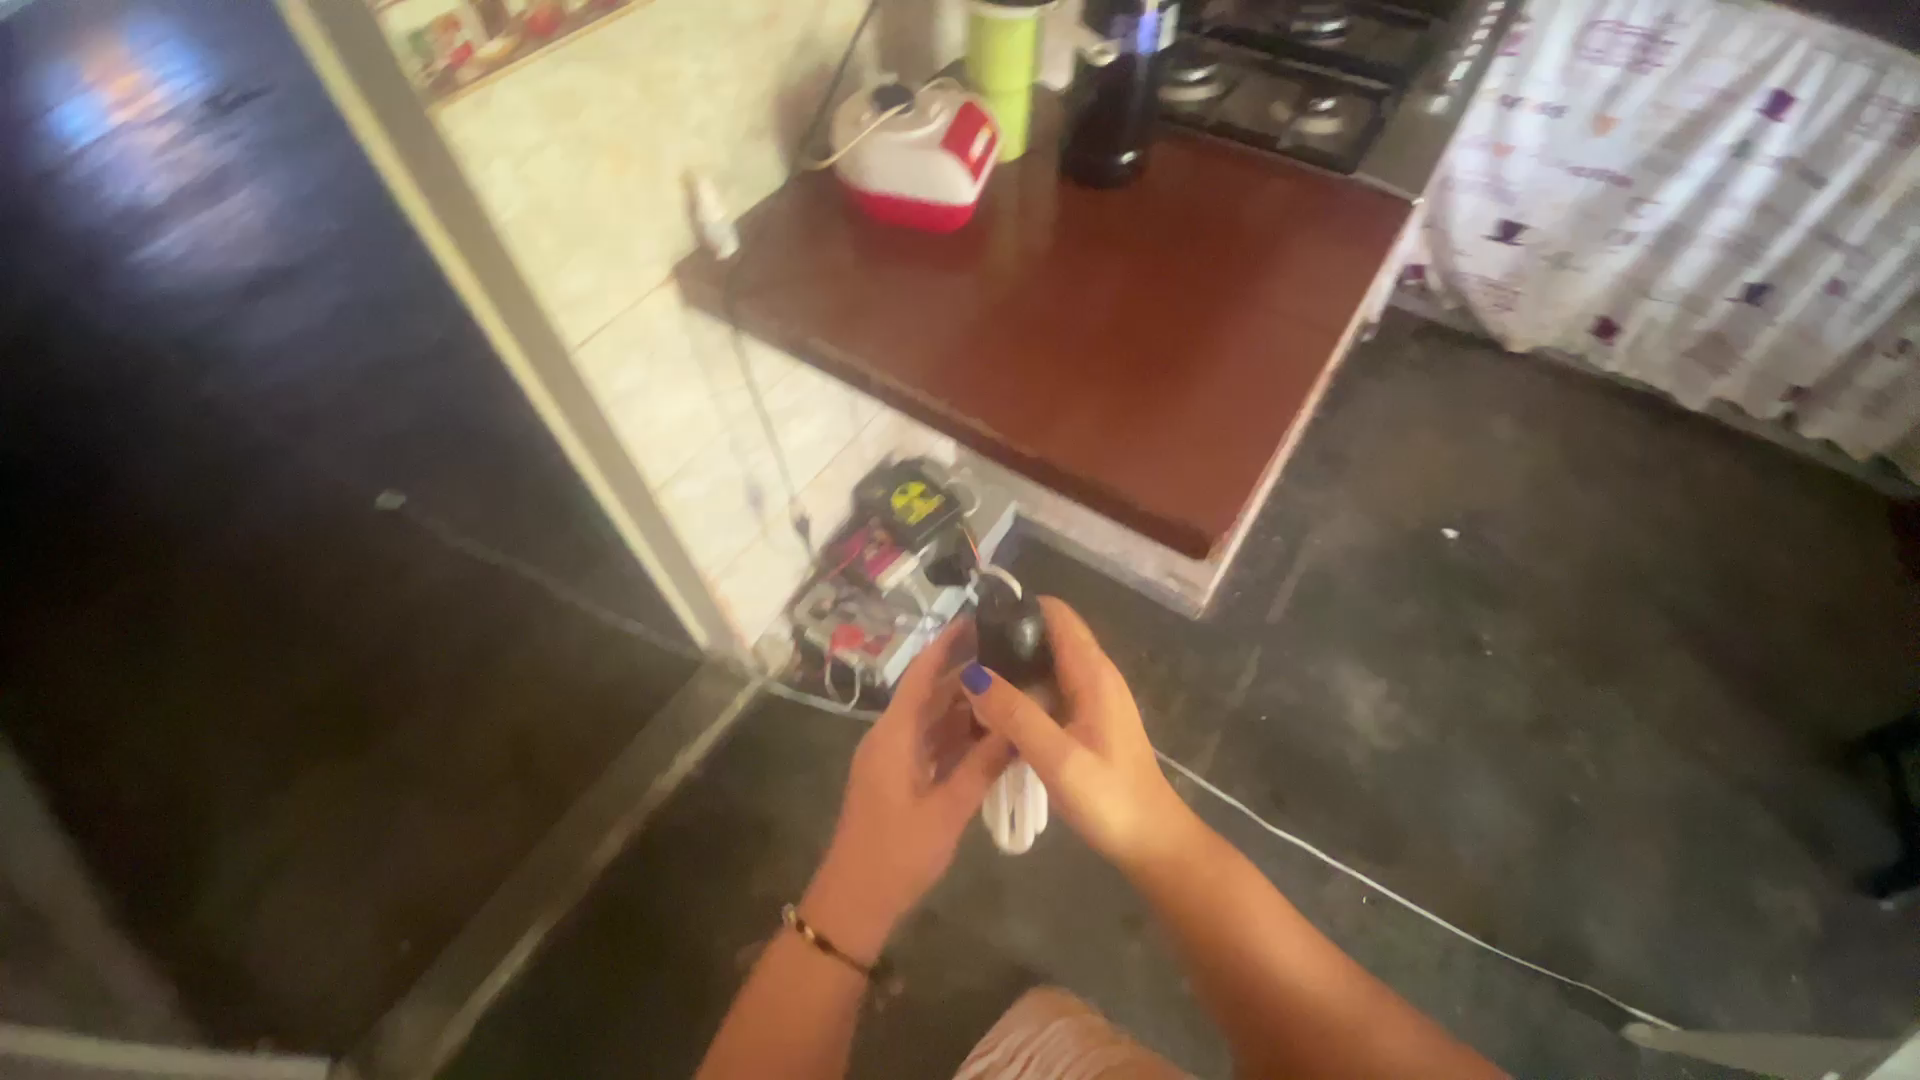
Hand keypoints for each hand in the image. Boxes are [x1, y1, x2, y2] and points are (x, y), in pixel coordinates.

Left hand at [802, 619, 1012, 964]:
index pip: (922, 674)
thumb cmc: (897, 854)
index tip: (978, 619)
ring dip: (966, 706)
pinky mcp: (899, 778)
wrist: (854, 902)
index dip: (947, 644)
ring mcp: (893, 758)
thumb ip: (983, 765)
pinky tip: (992, 733)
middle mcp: (891, 737)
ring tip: (1010, 687)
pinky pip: (932, 744)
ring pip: (933, 720)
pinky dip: (959, 736)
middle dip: (967, 673)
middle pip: (930, 693)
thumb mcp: (947, 811)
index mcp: (894, 735)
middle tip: (1011, 655)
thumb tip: (1020, 724)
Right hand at [960, 597, 1192, 870]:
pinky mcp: (1088, 721)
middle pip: (1048, 636)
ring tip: (968, 683)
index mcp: (1093, 673)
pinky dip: (1023, 693)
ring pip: (1046, 666)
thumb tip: (972, 674)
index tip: (976, 623)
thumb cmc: (1110, 799)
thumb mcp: (1058, 758)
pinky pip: (1050, 692)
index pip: (1056, 614)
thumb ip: (1016, 714)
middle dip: (1007, 639)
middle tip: (961, 659)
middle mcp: (1095, 675)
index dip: (1018, 609)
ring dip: (1012, 668)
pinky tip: (995, 715)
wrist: (1152, 842)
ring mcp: (1093, 699)